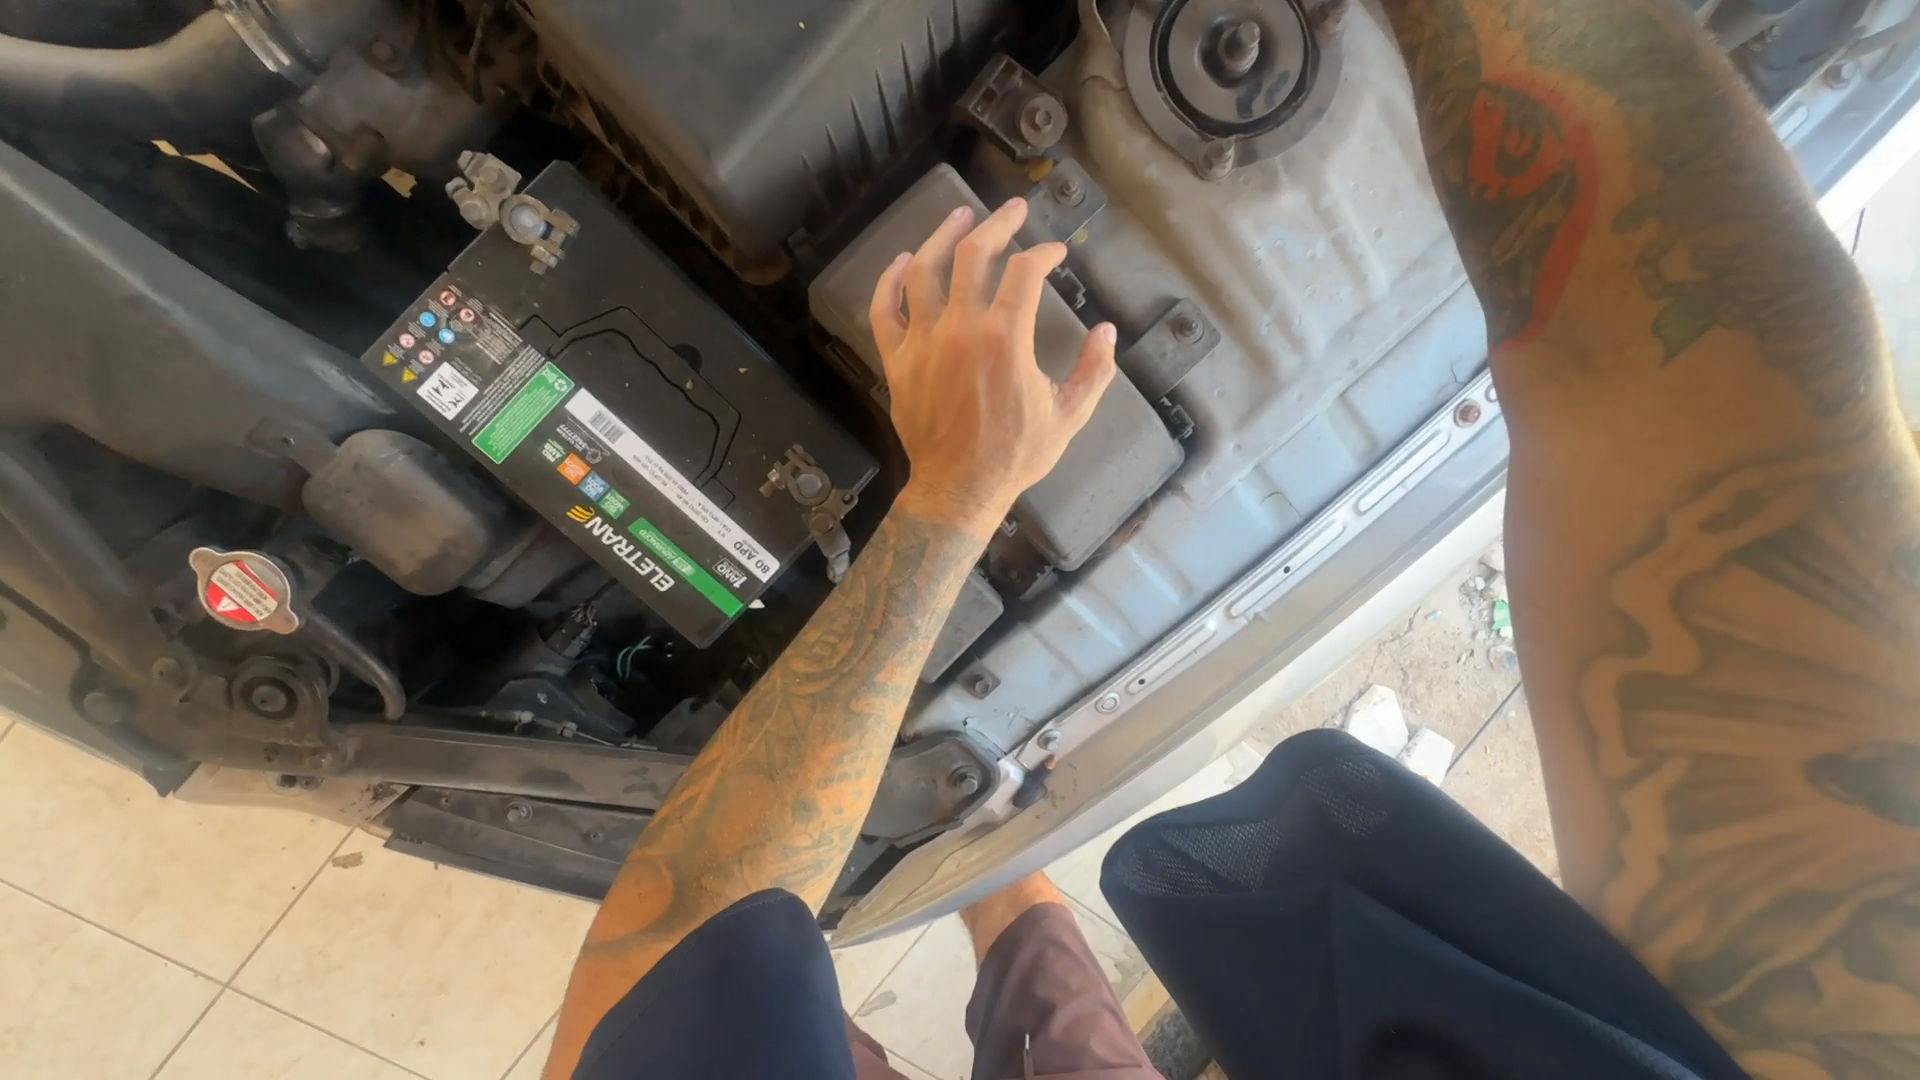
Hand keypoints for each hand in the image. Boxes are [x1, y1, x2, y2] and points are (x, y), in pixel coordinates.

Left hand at [869, 198, 1116, 532]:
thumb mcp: (1068, 416)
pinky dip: (890, 281)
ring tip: (960, 217)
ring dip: (942, 237)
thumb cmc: (1015, 455)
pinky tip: (903, 262)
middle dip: (998, 224)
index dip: (1044, 254)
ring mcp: (922, 343)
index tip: (1055, 254)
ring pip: (924, 271)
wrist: (959, 489)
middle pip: (973, 255)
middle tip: (1013, 210)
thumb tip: (1106, 331)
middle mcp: (960, 329)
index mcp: (1006, 338)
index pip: (1025, 272)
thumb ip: (1094, 370)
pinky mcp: (897, 361)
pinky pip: (884, 310)